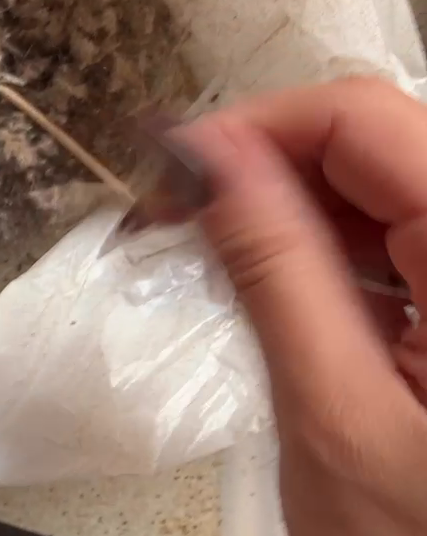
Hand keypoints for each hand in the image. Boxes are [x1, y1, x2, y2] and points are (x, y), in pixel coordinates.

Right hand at [176, 77, 426, 535]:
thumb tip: (200, 156)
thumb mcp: (335, 415)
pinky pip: (383, 243)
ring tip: (192, 258)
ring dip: (269, 211)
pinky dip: (305, 251)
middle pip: (371, 145)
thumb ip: (276, 273)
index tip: (152, 184)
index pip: (367, 120)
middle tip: (155, 229)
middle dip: (246, 169)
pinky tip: (262, 289)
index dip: (246, 129)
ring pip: (371, 190)